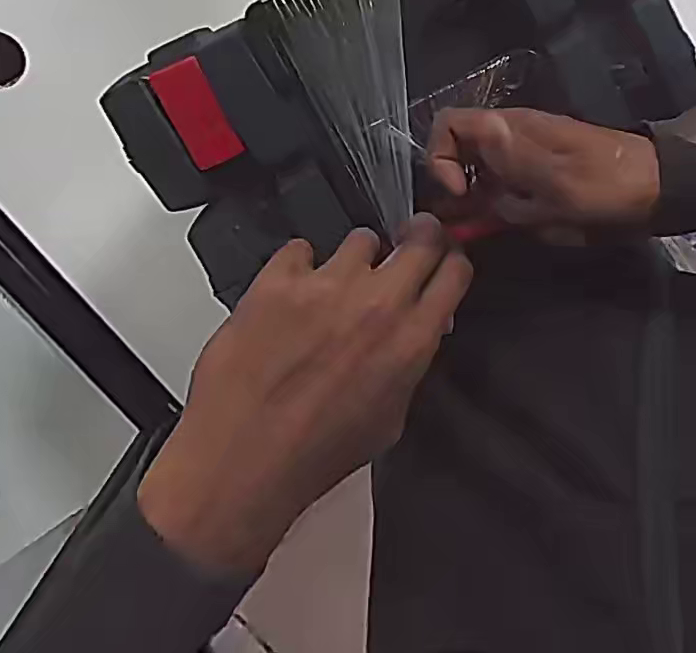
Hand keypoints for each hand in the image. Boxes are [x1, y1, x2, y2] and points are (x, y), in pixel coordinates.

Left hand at [137, 215, 472, 574]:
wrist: (241, 459)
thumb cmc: (314, 452)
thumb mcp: (388, 419)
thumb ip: (407, 363)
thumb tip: (414, 330)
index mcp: (411, 341)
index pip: (454, 270)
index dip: (450, 258)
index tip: (441, 255)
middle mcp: (376, 304)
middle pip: (420, 238)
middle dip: (418, 236)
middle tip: (405, 241)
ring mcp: (327, 286)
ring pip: (361, 238)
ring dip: (354, 259)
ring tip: (334, 286)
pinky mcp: (279, 279)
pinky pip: (301, 248)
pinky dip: (298, 266)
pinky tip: (289, 294)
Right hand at [427, 108, 659, 233]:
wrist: (656, 188)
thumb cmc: (603, 188)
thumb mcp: (553, 187)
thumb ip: (509, 173)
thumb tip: (478, 160)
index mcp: (508, 129)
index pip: (447, 124)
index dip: (439, 156)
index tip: (458, 192)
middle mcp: (509, 133)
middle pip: (459, 147)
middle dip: (455, 181)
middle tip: (466, 216)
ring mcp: (524, 149)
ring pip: (479, 165)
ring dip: (475, 193)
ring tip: (485, 223)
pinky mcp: (538, 165)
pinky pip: (503, 176)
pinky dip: (496, 196)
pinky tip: (508, 218)